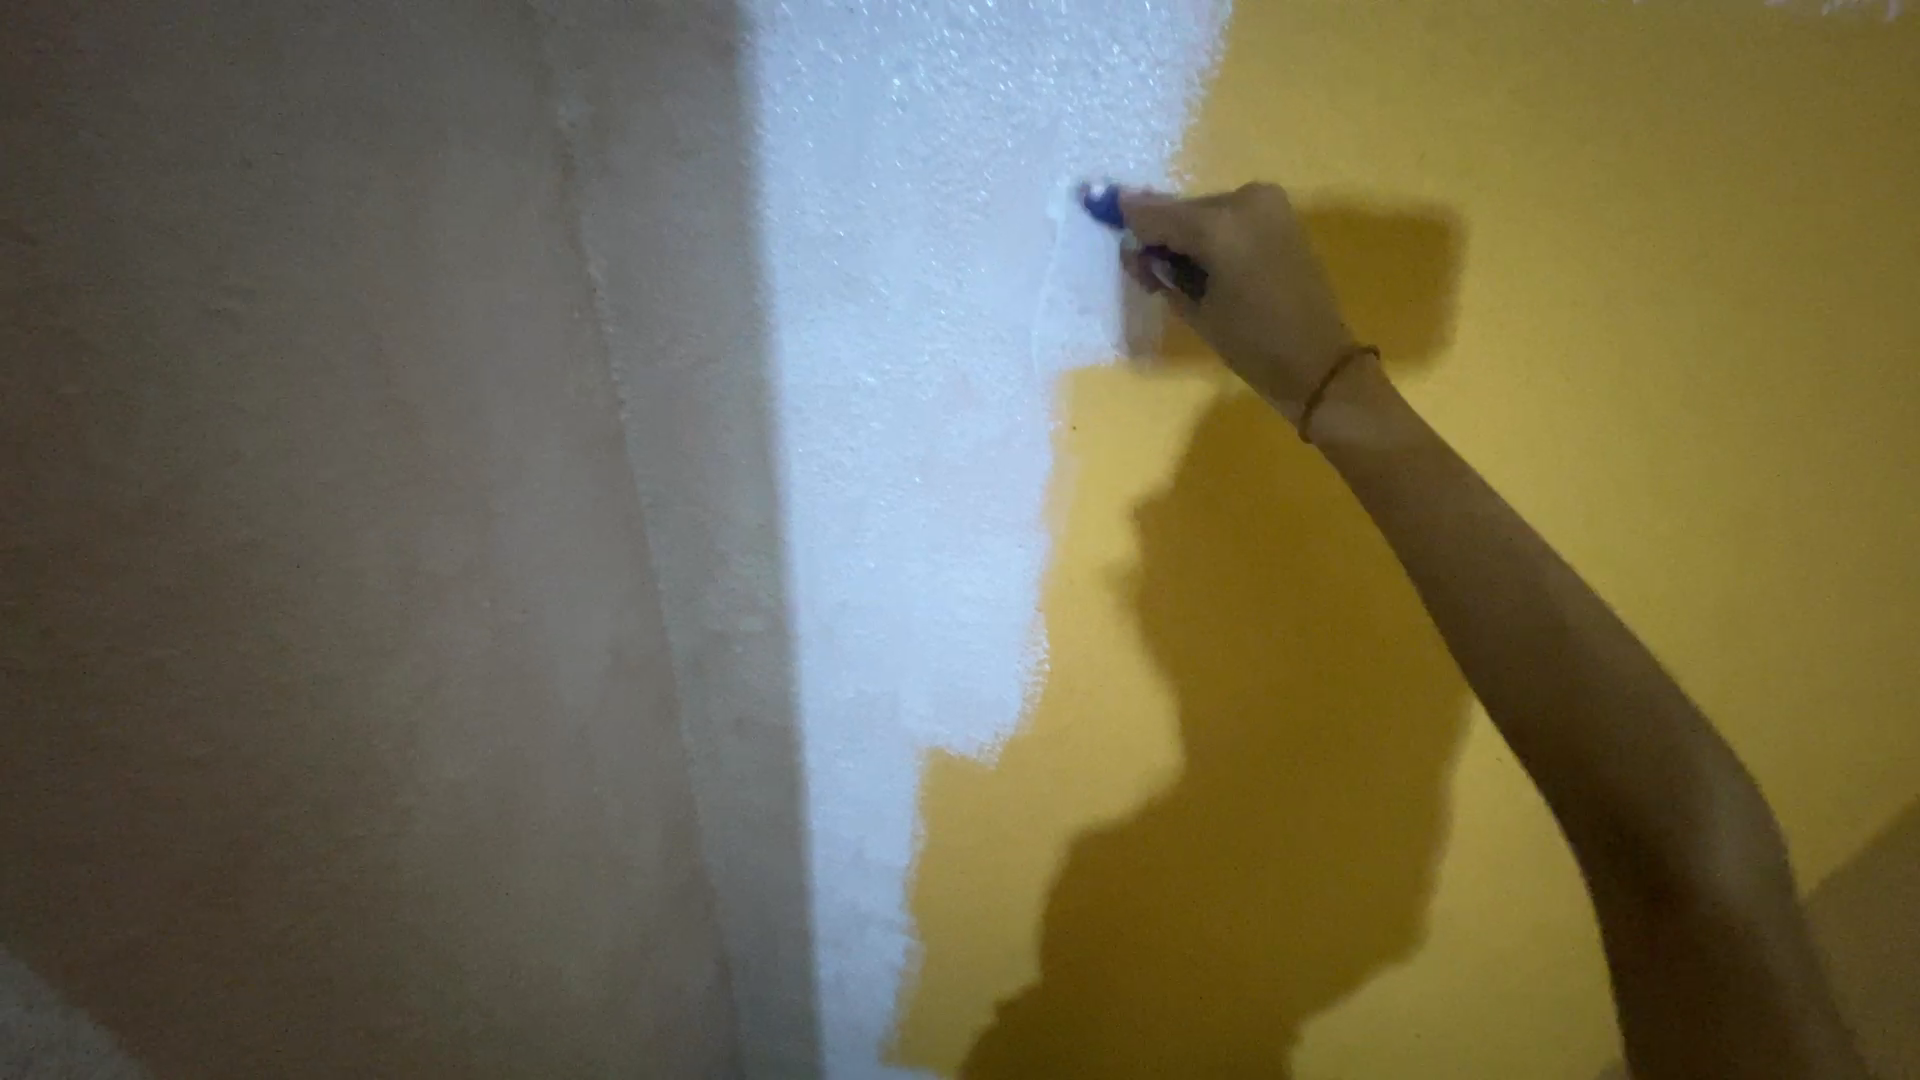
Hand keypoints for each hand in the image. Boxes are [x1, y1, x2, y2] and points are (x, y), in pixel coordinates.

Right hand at [1120, 183, 1358, 408]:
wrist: (1316, 359)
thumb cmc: (1250, 344)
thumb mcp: (1194, 312)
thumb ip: (1159, 273)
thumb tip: (1133, 248)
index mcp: (1219, 226)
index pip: (1158, 216)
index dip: (1127, 214)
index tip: (1096, 199)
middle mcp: (1244, 200)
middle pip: (1183, 210)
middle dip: (1158, 231)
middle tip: (1138, 259)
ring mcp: (1267, 202)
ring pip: (1205, 212)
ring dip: (1185, 234)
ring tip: (1174, 270)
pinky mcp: (1280, 214)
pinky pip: (1229, 217)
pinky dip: (1210, 233)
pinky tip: (1202, 262)